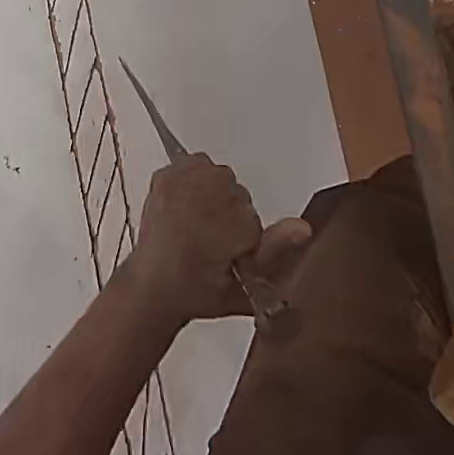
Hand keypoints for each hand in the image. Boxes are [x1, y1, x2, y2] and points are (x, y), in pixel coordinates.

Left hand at [128, 154, 311, 323]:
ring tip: (198, 223)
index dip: (247, 239)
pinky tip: (187, 204)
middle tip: (212, 240)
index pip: (252, 218)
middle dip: (232, 214)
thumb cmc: (193, 291)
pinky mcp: (166, 175)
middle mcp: (203, 198)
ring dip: (214, 195)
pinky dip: (194, 179)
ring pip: (219, 176)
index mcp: (223, 226)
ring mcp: (182, 183)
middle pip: (238, 193)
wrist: (150, 286)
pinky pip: (194, 163)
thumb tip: (303, 227)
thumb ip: (275, 252)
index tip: (232, 254)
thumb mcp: (242, 288)